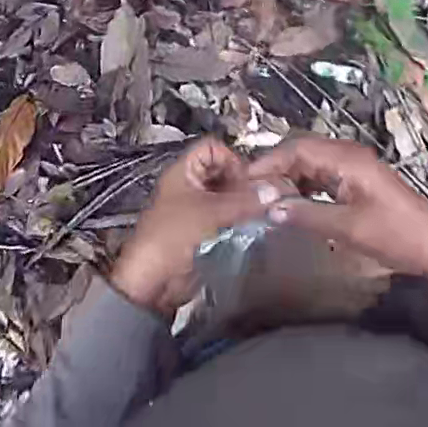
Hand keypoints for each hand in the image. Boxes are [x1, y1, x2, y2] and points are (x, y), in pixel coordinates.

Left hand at [110, 137, 269, 315]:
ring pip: (226, 195)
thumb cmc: (170, 237)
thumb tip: (272, 191)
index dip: (230, 158)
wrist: (154, 280)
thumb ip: (243, 202)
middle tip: (259, 196)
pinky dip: (240, 219)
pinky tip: (253, 226)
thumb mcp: (209, 213)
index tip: (247, 177)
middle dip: (241, 182)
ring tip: (260, 212)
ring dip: (243, 202)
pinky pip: (227, 217)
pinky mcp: (205, 230)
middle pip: (222, 171)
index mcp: (183, 170)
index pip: (212, 148)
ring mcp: (197, 207)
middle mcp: (190, 185)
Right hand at [249, 135, 427, 334]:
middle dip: (275, 167)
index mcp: (345, 157)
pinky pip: (322, 171)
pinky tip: (295, 200)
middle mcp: (347, 153)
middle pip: (300, 150)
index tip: (245, 179)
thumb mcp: (348, 228)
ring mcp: (354, 164)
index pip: (295, 149)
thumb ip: (306, 214)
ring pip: (310, 160)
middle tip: (252, 188)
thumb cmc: (397, 236)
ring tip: (269, 196)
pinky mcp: (359, 178)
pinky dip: (305, 183)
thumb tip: (270, 207)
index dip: (268, 162)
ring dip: (289, 175)